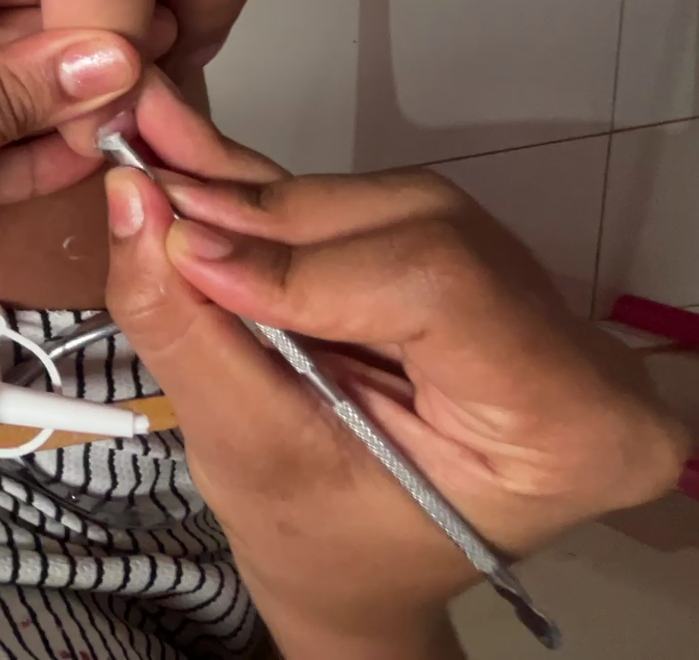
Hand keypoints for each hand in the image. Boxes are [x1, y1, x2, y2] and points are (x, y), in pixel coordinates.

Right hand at [99, 82, 686, 653]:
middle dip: (258, 214)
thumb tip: (131, 198)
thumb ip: (182, 324)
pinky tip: (180, 143)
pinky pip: (338, 202)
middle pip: (404, 223)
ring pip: (362, 198)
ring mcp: (503, 286)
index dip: (300, 262)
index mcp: (567, 422)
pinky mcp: (435, 258)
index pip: (438, 286)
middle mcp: (560, 335)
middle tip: (146, 193)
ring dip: (242, 191)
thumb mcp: (240, 447)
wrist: (337, 556)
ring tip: (149, 166)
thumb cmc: (310, 536)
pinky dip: (246, 181)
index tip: (183, 255)